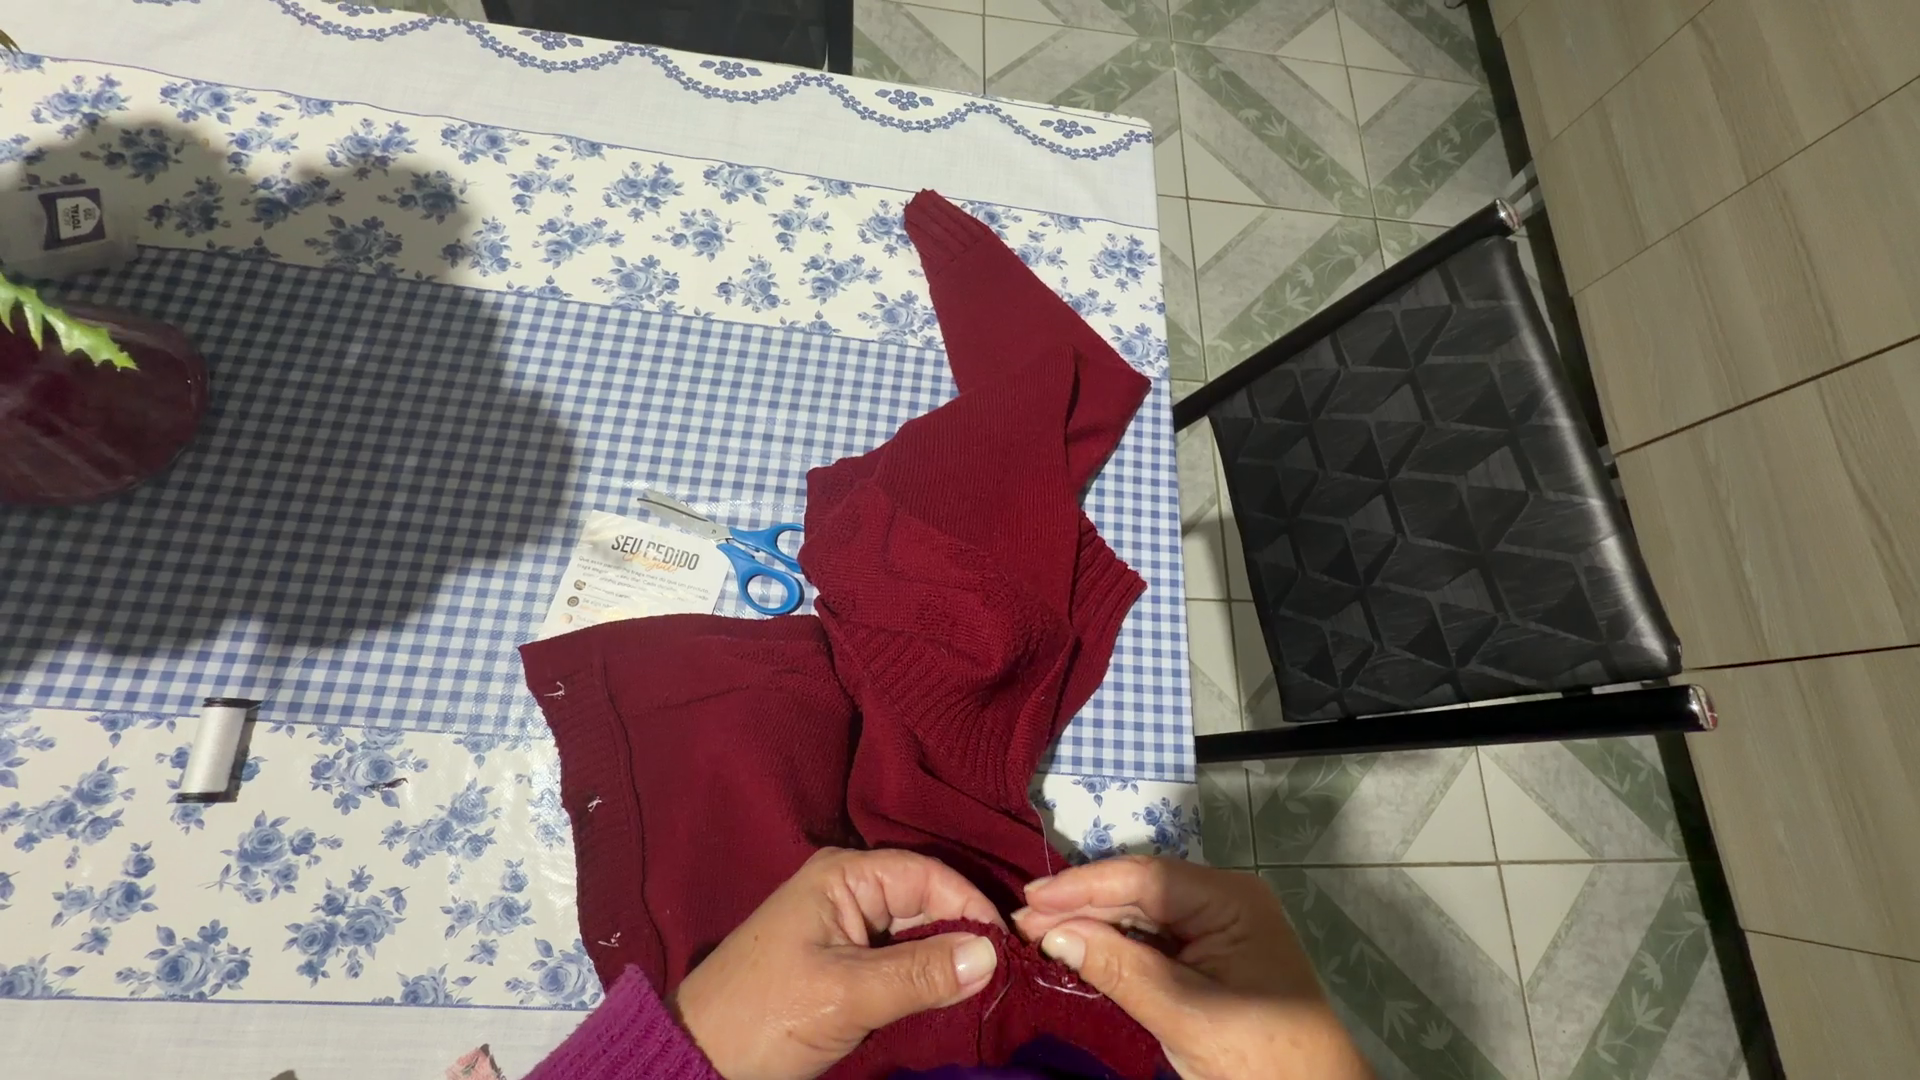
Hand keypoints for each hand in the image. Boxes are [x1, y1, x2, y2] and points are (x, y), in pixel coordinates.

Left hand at [671, 848, 1004, 1079]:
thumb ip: (920, 974)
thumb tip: (991, 954)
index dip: (970, 905)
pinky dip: (924, 972)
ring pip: (914, 928)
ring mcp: (846, 922)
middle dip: (963, 930)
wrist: (697, 1061)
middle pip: (924, 898)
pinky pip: (898, 954)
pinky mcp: (844, 957)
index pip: (927, 875)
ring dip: (946, 954)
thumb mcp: (847, 994)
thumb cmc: (766, 1016)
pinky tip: (951, 993)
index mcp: (845, 874)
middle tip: (1005, 971)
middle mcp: (849, 887)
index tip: (1008, 948)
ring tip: (987, 984)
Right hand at [1013, 856, 1373, 1079]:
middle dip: (1082, 905)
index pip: (1142, 877)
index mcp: (1228, 899)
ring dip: (1093, 924)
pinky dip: (1115, 945)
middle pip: (1138, 890)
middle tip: (1024, 919)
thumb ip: (1118, 968)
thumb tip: (1051, 932)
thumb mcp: (1185, 1016)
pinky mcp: (1209, 956)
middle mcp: (1222, 900)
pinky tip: (1079, 947)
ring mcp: (1216, 928)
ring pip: (1141, 913)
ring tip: (1039, 931)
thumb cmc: (1262, 1063)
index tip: (1031, 899)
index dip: (1082, 886)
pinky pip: (1152, 939)